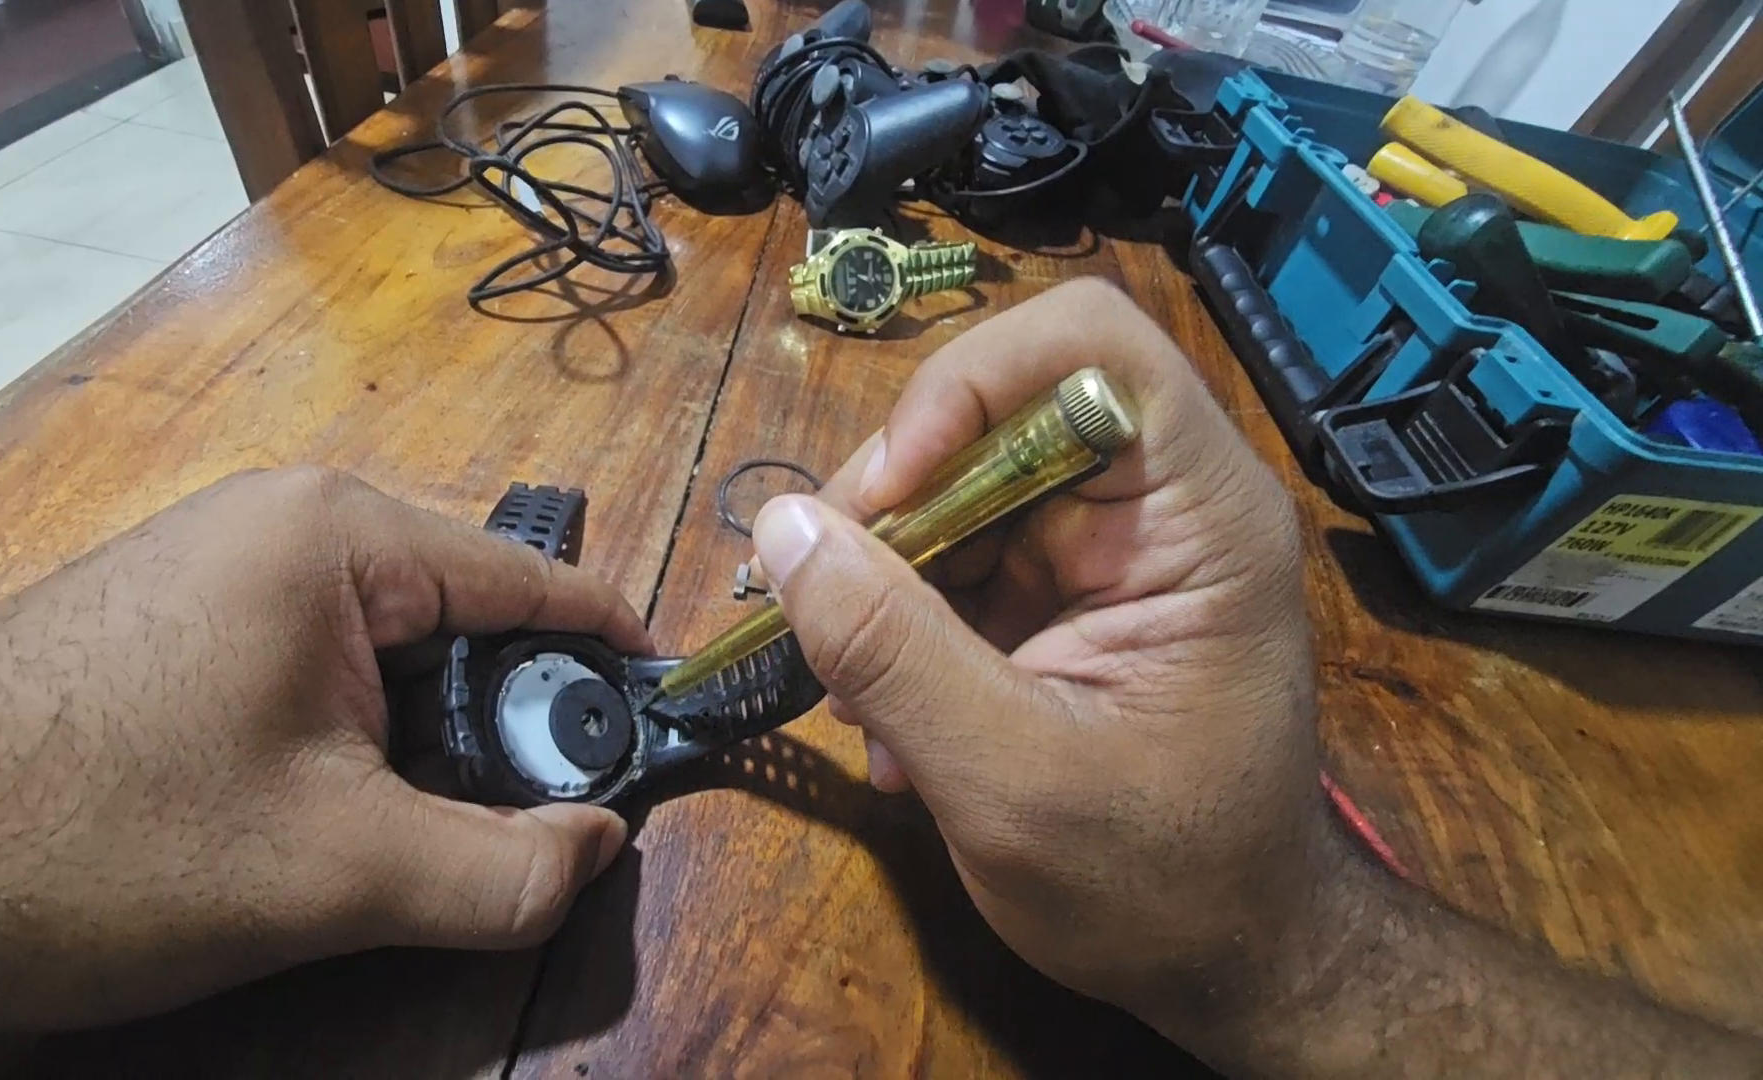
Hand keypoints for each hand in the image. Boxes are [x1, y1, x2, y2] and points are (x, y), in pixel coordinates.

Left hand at [0, 467, 645, 1035]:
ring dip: (454, 705)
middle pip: (473, 604)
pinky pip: (351, 638)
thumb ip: (496, 871)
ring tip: (454, 788)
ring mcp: (249, 548)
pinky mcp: (211, 593)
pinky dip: (392, 702)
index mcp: (345, 537)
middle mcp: (305, 516)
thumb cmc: (95, 846)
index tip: (653, 694)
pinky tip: (367, 768)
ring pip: (414, 626)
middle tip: (546, 780)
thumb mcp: (328, 873)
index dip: (607, 636)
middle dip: (523, 692)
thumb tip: (604, 846)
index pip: (529, 577)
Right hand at [750, 279, 1330, 1036]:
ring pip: (948, 487)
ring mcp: (1092, 542)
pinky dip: (895, 620)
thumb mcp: (1010, 780)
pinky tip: (887, 712)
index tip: (890, 492)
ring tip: (856, 691)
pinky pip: (945, 556)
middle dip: (892, 501)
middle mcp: (1147, 502)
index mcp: (1196, 515)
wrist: (1219, 953)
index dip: (970, 385)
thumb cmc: (1156, 883)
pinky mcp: (1048, 586)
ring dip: (880, 576)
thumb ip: (893, 653)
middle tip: (825, 607)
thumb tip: (782, 530)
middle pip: (990, 414)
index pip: (1088, 343)